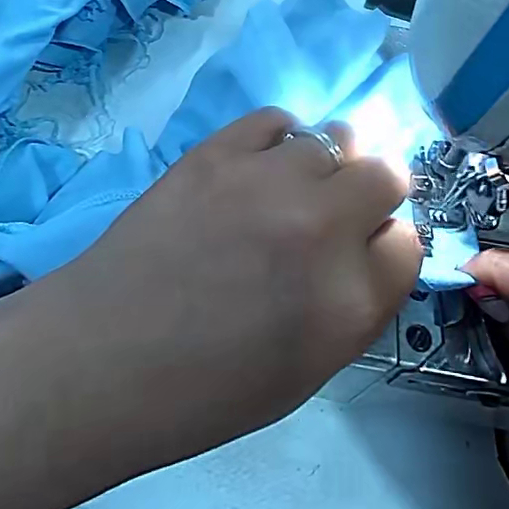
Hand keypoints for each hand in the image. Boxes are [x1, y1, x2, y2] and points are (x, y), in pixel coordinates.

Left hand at [31, 106, 422, 473]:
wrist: (100, 359)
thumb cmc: (204, 389)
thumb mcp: (307, 372)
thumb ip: (357, 304)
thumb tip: (373, 244)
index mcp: (348, 302)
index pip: (408, 242)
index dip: (384, 247)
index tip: (360, 253)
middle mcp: (321, 230)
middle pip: (386, 175)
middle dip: (370, 195)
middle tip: (334, 213)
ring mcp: (268, 182)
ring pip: (336, 139)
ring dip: (323, 166)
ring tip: (290, 189)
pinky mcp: (218, 152)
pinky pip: (278, 120)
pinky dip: (277, 142)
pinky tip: (256, 169)